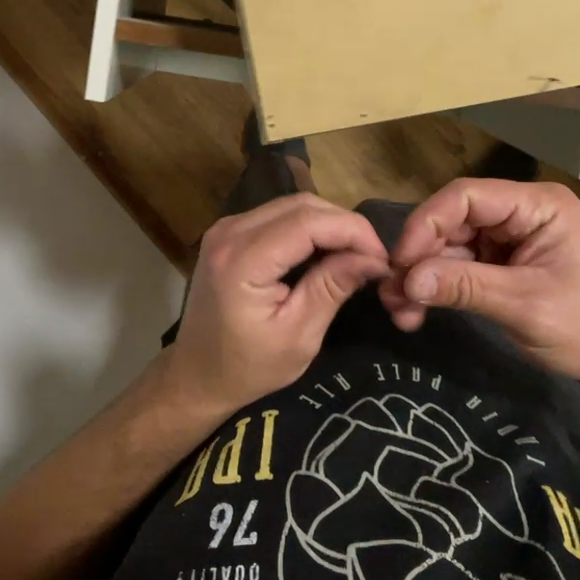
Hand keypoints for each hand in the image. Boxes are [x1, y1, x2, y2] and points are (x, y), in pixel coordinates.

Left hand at [165, 194, 389, 413]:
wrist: (196, 374)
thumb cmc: (247, 367)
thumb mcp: (298, 336)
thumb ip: (332, 288)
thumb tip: (374, 258)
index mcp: (242, 261)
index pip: (308, 221)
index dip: (352, 231)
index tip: (382, 259)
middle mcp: (229, 232)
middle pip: (301, 205)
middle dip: (344, 226)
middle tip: (373, 258)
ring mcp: (225, 228)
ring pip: (290, 205)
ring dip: (327, 225)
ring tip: (355, 256)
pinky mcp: (228, 233)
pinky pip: (276, 216)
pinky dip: (307, 228)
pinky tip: (325, 253)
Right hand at [378, 179, 579, 386]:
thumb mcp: (525, 308)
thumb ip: (465, 287)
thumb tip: (406, 280)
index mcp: (539, 206)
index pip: (466, 197)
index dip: (426, 224)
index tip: (400, 263)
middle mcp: (521, 212)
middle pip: (452, 220)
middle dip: (419, 257)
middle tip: (391, 294)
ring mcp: (510, 236)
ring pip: (448, 245)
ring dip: (421, 276)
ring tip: (399, 311)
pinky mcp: (501, 260)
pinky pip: (457, 265)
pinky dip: (436, 287)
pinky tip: (416, 311)